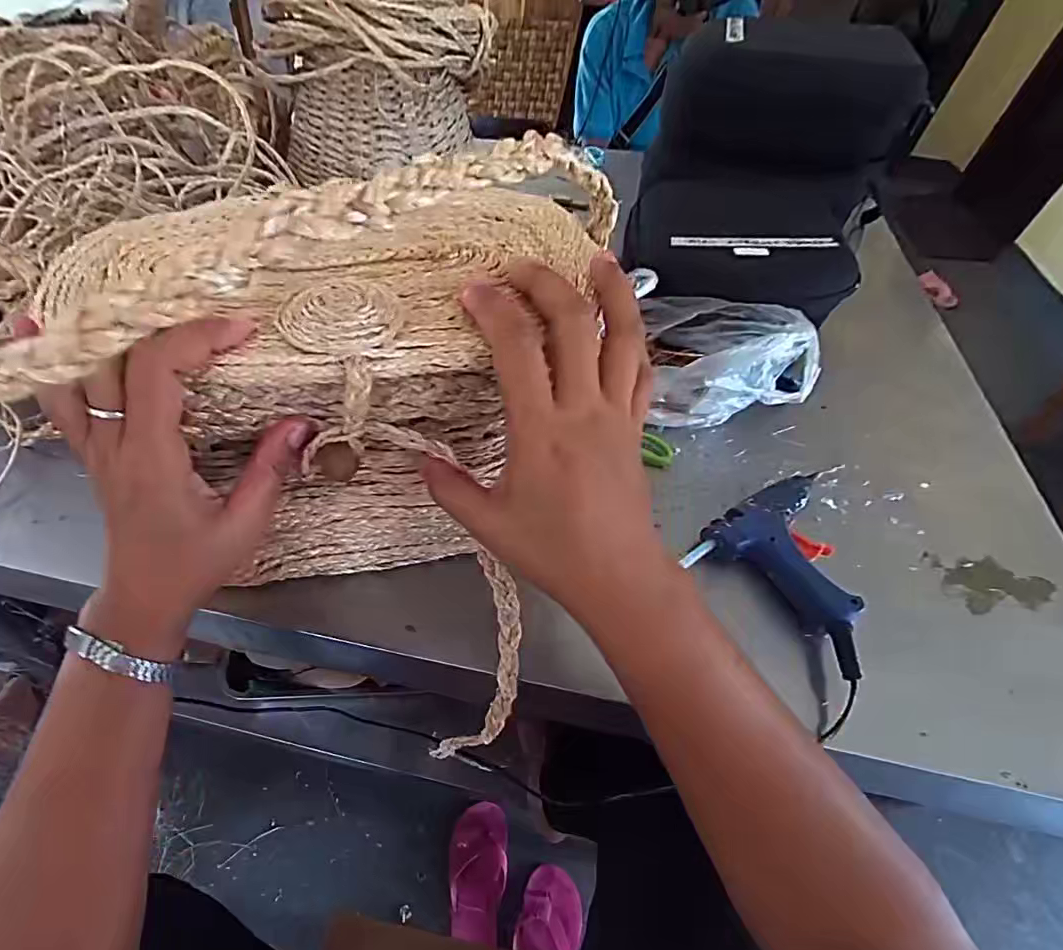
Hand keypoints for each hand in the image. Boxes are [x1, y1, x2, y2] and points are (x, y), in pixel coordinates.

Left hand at [34, 317, 310, 659]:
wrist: (145, 595)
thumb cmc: (195, 565)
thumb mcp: (244, 525)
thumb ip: (270, 471)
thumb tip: (300, 423)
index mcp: (151, 456)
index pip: (160, 370)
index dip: (198, 337)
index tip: (242, 330)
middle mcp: (113, 442)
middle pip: (117, 358)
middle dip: (164, 324)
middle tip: (205, 314)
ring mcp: (95, 446)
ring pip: (74, 370)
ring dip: (94, 330)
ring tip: (118, 297)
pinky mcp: (91, 452)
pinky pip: (57, 399)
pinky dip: (43, 361)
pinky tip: (32, 328)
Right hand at [424, 254, 673, 622]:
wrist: (618, 576)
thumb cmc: (552, 551)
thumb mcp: (488, 524)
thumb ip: (450, 488)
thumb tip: (421, 460)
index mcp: (540, 430)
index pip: (517, 348)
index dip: (494, 308)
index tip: (473, 291)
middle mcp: (583, 410)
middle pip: (572, 323)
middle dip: (546, 282)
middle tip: (521, 265)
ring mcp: (617, 415)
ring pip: (622, 337)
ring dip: (611, 292)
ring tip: (598, 260)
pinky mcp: (637, 427)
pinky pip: (641, 371)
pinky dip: (633, 339)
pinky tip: (625, 323)